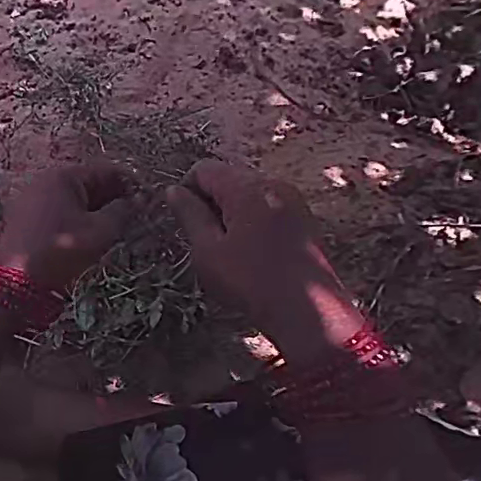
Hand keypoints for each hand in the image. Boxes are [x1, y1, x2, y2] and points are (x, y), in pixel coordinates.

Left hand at [0, 163, 136, 290]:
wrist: (15, 283)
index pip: (106, 171)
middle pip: (89, 184)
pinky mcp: (26, 221)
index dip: (130, 185)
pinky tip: (90, 237)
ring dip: (97, 212)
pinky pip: (60, 213)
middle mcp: (45, 182)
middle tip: (135, 218)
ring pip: (75, 200)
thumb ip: (123, 212)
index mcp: (63, 176)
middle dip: (114, 199)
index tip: (148, 201)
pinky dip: (79, 220)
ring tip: (116, 230)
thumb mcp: (99, 231)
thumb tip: (138, 201)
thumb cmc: (60, 251)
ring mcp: (32, 200)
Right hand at [166, 160, 364, 360]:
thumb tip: (174, 191)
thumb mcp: (208, 251)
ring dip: (231, 215)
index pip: (205, 169)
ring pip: (248, 195)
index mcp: (247, 188)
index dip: (186, 191)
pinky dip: (252, 223)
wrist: (307, 311)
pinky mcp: (303, 219)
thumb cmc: (251, 282)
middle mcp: (273, 184)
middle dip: (210, 203)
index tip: (185, 222)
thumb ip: (190, 215)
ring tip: (229, 253)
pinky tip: (252, 255)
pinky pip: (267, 209)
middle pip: (229, 179)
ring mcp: (293, 201)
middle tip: (206, 243)